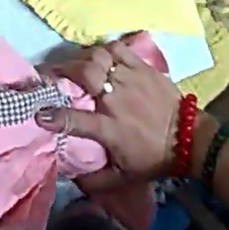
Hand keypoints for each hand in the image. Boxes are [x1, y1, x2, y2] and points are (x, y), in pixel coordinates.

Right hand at [35, 37, 183, 188]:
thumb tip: (72, 177)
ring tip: (73, 63)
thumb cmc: (154, 157)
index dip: (54, 115)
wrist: (189, 137)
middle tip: (50, 73)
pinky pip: (118, 48)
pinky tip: (99, 55)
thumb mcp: (124, 178)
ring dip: (81, 58)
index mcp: (109, 128)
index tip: (38, 112)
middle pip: (84, 74)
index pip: (75, 120)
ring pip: (98, 57)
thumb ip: (96, 181)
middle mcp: (116, 100)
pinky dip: (104, 48)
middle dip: (63, 70)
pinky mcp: (142, 66)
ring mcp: (129, 78)